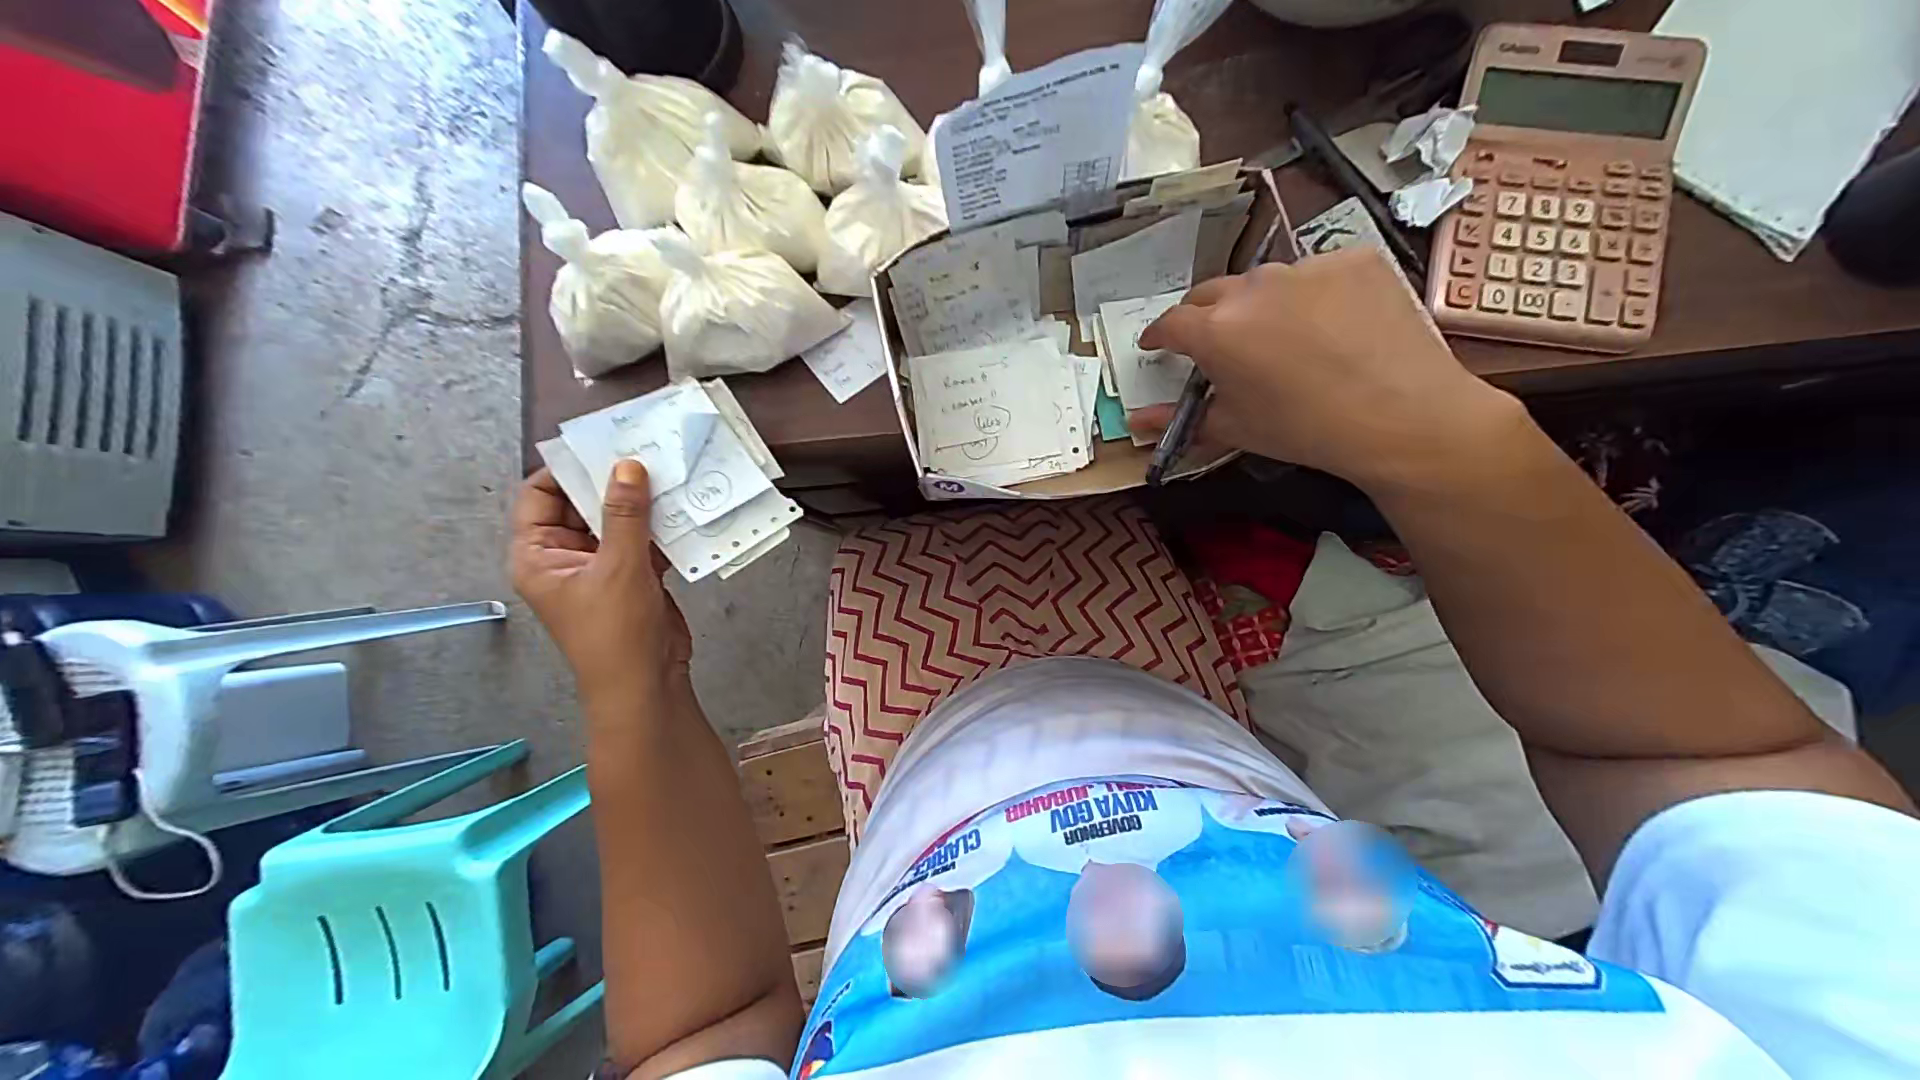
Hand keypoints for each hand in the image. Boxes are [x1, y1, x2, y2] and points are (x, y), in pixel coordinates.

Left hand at [509, 461, 690, 699]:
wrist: (647, 683)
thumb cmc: (616, 630)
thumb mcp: (618, 567)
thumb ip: (624, 514)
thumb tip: (627, 465)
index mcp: (539, 554)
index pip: (541, 496)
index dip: (567, 469)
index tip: (603, 445)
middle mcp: (566, 556)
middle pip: (584, 505)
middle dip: (613, 483)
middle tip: (647, 451)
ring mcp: (603, 566)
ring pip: (619, 522)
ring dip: (643, 504)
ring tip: (671, 473)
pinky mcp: (635, 577)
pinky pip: (644, 541)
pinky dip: (662, 528)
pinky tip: (685, 509)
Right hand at [1135, 246, 1526, 492]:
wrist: (1402, 416)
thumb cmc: (1304, 430)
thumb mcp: (1235, 428)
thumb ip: (1178, 419)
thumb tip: (1135, 423)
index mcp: (1216, 330)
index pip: (1170, 323)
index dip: (1160, 336)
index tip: (1159, 346)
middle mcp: (1253, 288)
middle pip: (1212, 293)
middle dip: (1204, 316)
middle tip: (1218, 345)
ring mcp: (1306, 267)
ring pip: (1266, 281)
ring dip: (1260, 304)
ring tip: (1283, 338)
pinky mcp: (1354, 259)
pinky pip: (1317, 272)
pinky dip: (1313, 294)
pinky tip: (1332, 326)